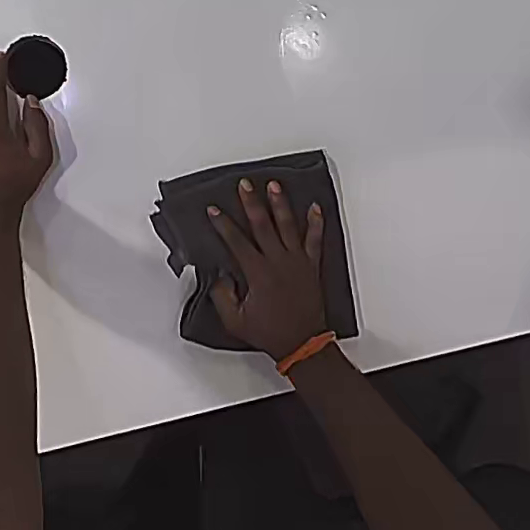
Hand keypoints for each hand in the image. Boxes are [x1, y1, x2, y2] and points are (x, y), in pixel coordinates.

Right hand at [208, 178, 327, 361]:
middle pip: (262, 225)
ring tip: (274, 185)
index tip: (213, 210)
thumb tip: (220, 276)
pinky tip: (314, 207)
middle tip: (245, 185)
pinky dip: (316, 223)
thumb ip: (222, 296)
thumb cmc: (269, 332)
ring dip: (280, 204)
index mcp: (258, 273)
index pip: (236, 241)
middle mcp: (278, 262)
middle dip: (251, 202)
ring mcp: (297, 262)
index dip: (223, 224)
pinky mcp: (311, 266)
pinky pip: (314, 240)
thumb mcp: (235, 320)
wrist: (303, 344)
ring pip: (287, 225)